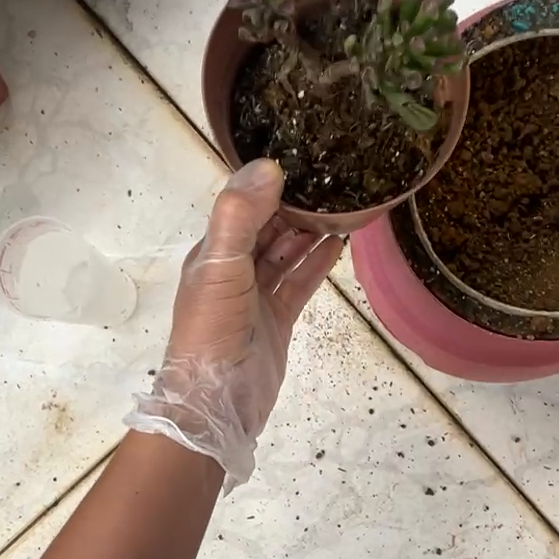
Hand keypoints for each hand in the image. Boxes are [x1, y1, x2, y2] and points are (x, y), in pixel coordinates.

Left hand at [124, 159, 342, 489]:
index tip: (306, 155)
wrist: (217, 402)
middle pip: (269, 226)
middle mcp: (234, 267)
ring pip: (288, 252)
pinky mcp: (278, 318)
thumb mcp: (220, 266)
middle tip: (336, 176)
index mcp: (213, 250)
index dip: (272, 182)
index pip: (244, 205)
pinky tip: (340, 243)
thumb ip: (241, 216)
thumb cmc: (212, 331)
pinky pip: (300, 282)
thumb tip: (271, 166)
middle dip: (297, 203)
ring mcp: (257, 295)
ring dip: (311, 230)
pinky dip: (318, 263)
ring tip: (345, 203)